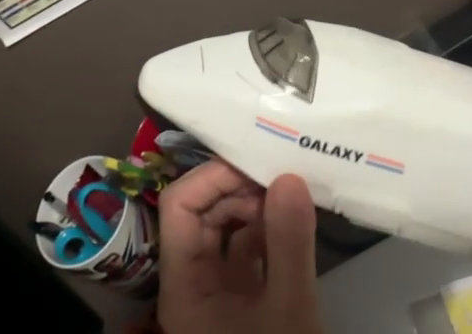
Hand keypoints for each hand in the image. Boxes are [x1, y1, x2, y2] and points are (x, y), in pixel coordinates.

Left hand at [157, 161, 322, 333]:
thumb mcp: (288, 309)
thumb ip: (288, 244)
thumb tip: (289, 176)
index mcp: (183, 284)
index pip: (178, 207)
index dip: (211, 178)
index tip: (254, 163)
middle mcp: (191, 282)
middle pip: (200, 213)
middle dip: (237, 189)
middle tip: (279, 174)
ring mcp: (215, 292)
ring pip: (224, 231)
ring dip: (254, 208)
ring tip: (290, 196)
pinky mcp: (239, 300)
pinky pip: (245, 252)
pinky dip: (266, 233)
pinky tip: (293, 223)